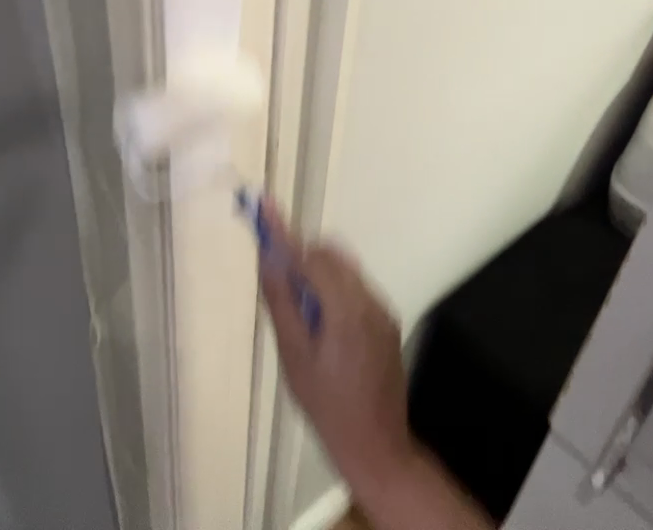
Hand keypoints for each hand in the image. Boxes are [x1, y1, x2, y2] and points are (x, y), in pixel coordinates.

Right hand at [259, 203, 419, 493]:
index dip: (285, 233)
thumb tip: (269, 257)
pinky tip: (325, 330)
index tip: (264, 207)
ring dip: (320, 275)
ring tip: (305, 319)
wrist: (375, 444)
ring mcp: (383, 311)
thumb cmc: (325, 402)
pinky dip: (336, 292)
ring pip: (345, 270)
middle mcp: (369, 301)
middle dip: (303, 258)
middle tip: (282, 286)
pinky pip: (357, 289)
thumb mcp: (292, 354)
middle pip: (330, 255)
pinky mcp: (388, 323)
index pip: (311, 255)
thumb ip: (281, 300)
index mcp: (344, 308)